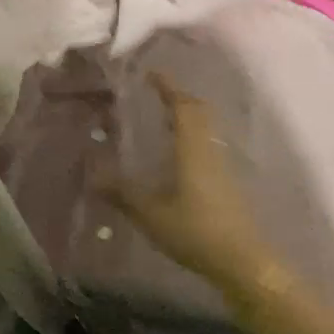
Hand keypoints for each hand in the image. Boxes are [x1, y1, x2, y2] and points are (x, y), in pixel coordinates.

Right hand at [104, 72, 278, 292]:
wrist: (242, 259)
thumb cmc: (195, 231)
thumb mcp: (152, 214)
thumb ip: (123, 193)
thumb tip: (92, 175)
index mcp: (193, 147)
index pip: (182, 105)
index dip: (168, 87)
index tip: (152, 74)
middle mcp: (210, 148)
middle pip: (198, 112)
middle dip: (179, 98)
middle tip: (157, 95)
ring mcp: (222, 164)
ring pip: (206, 128)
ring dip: (188, 117)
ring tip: (164, 121)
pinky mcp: (227, 181)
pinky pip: (209, 144)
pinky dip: (193, 136)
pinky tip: (179, 156)